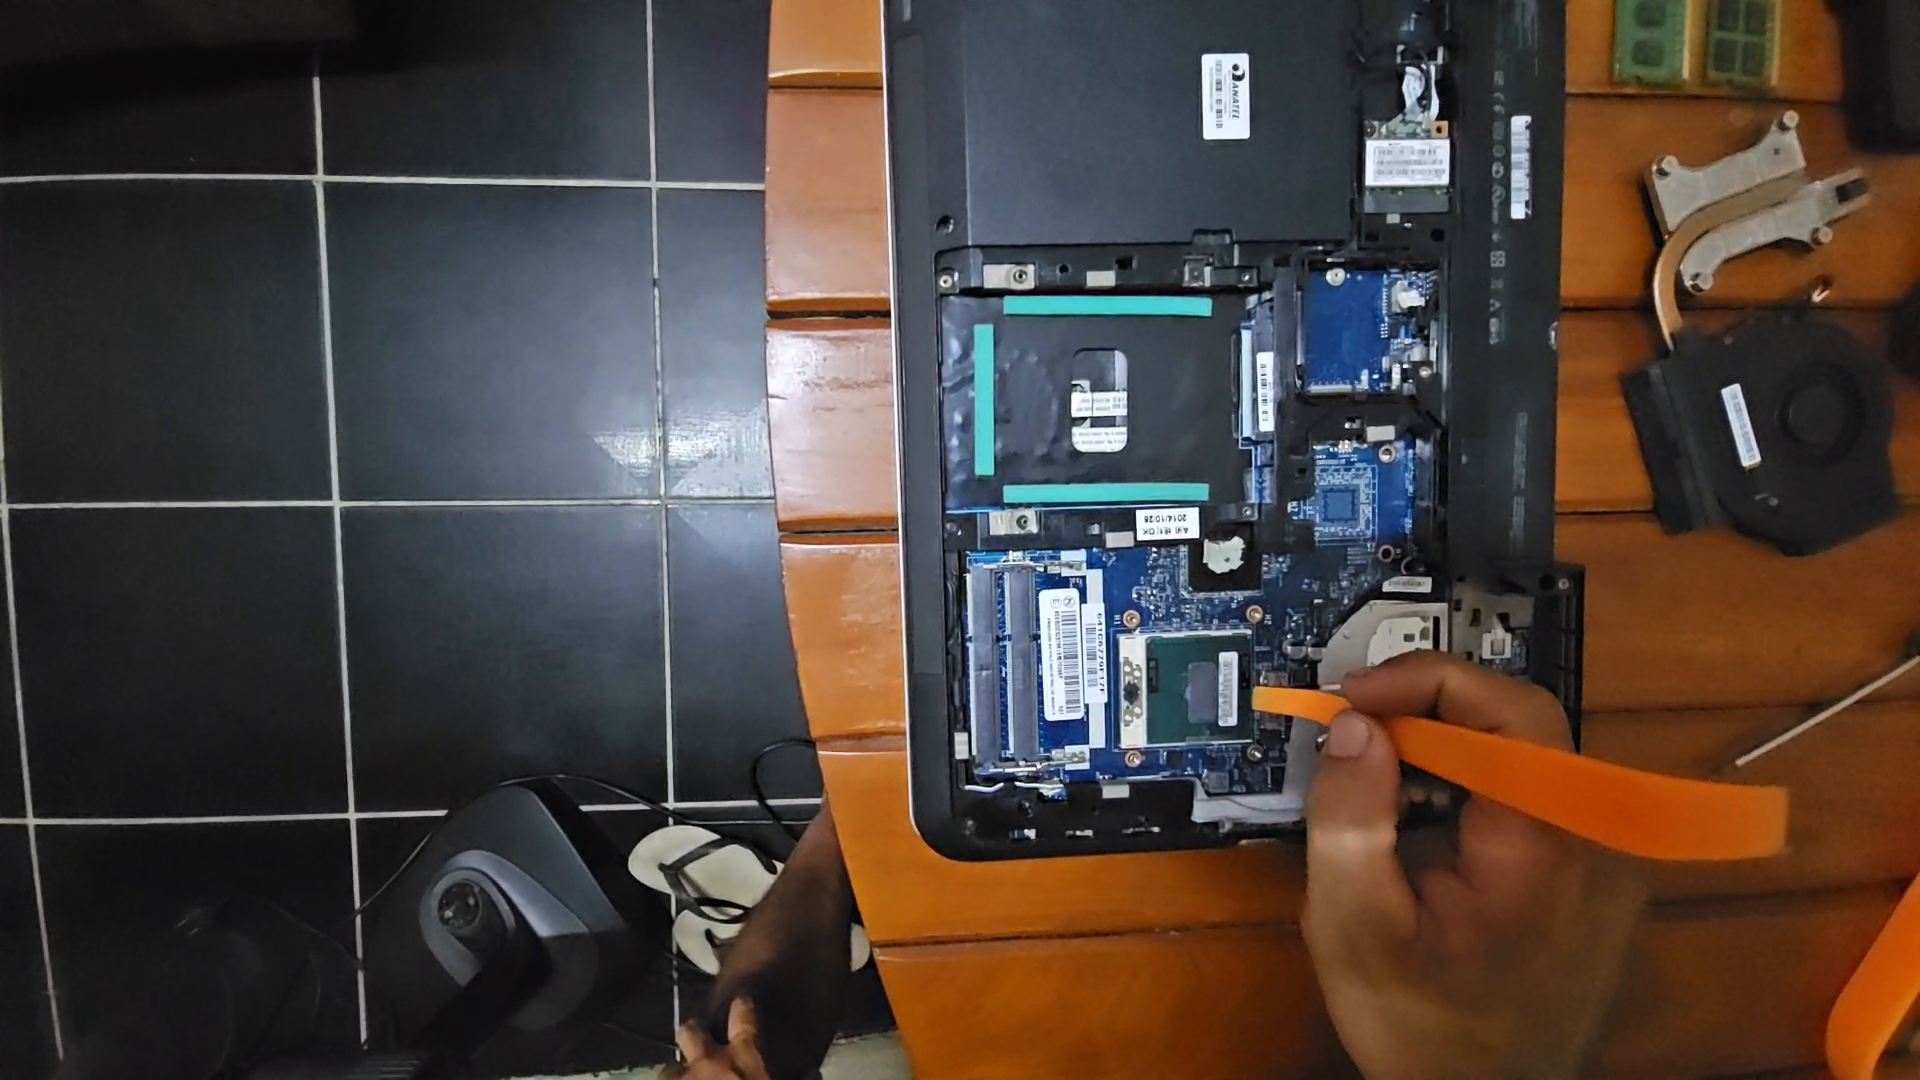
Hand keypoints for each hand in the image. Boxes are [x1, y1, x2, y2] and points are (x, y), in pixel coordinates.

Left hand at [664, 998, 770, 1079]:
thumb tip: (758, 1076)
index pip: (743, 1016)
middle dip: (691, 1036)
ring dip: (672, 1078)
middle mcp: (709, 1061)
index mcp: (743, 1058)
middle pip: (692, 1032)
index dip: (741, 1006)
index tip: (740, 1001)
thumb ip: (756, 1075)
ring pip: (666, 1070)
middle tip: (694, 1047)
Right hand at [1304, 651, 1646, 1079]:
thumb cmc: (1416, 1021)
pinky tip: (1403, 794)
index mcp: (1551, 850)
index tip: (1353, 696)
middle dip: (1423, 702)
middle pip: (1516, 721)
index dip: (1430, 681)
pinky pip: (1511, 781)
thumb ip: (1350, 818)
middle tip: (1351, 719)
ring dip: (1430, 733)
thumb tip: (1355, 725)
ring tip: (1364, 755)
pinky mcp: (1569, 865)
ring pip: (1511, 746)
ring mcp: (1590, 854)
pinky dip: (1448, 767)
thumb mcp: (1354, 922)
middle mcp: (1593, 841)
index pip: (1515, 714)